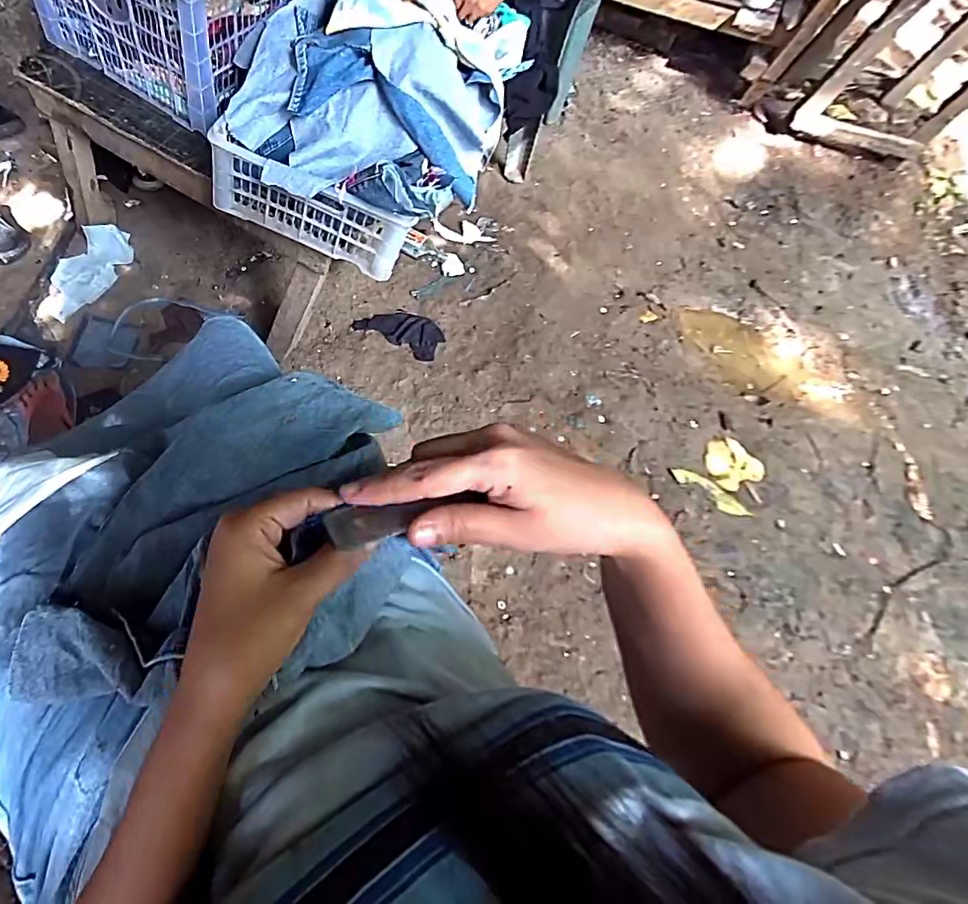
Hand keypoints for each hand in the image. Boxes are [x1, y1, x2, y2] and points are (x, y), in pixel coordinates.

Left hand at [181, 489, 369, 707]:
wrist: (215, 685)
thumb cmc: (255, 635)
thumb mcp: (302, 594)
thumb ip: (339, 559)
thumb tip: (373, 533)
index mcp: (245, 522)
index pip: (302, 497)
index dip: (338, 503)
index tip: (372, 513)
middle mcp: (235, 523)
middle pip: (293, 508)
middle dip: (328, 518)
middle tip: (367, 529)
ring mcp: (233, 543)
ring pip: (286, 526)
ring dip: (316, 534)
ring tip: (352, 542)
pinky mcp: (238, 562)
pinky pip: (276, 541)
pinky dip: (300, 547)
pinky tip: (323, 557)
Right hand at [340, 424, 678, 558]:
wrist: (618, 507)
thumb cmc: (571, 526)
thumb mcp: (515, 533)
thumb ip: (461, 525)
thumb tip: (410, 530)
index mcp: (494, 460)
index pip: (426, 476)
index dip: (385, 488)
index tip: (348, 493)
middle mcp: (491, 436)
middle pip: (427, 458)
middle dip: (402, 484)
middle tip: (380, 515)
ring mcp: (499, 433)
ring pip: (440, 453)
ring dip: (425, 479)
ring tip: (422, 515)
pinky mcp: (506, 438)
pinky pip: (459, 452)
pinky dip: (445, 473)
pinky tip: (451, 498)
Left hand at [454, 0, 515, 22]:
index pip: (455, 4)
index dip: (456, 7)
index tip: (457, 8)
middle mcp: (470, 0)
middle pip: (460, 15)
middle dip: (462, 14)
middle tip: (464, 14)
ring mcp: (477, 8)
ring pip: (469, 19)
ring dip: (470, 17)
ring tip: (473, 13)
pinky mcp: (485, 12)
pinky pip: (479, 18)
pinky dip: (479, 16)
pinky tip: (482, 9)